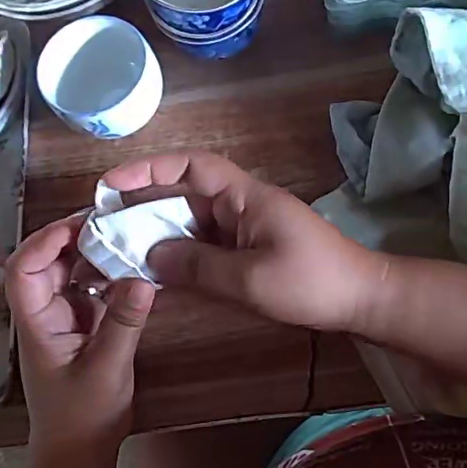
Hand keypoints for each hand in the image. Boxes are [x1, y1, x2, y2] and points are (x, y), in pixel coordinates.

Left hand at [5, 214, 153, 454]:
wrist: (78, 453)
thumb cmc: (83, 417)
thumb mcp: (107, 369)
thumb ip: (123, 323)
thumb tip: (143, 278)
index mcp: (36, 322)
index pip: (23, 269)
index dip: (45, 241)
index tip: (83, 224)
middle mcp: (44, 313)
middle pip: (46, 263)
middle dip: (74, 237)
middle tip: (115, 221)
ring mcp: (62, 318)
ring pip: (68, 273)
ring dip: (93, 254)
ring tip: (127, 237)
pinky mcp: (82, 325)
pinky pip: (90, 289)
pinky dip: (108, 275)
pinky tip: (133, 268)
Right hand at [103, 152, 383, 331]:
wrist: (360, 300)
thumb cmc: (311, 282)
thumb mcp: (250, 280)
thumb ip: (198, 266)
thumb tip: (151, 256)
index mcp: (246, 196)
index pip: (191, 166)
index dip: (149, 169)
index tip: (112, 183)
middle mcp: (242, 206)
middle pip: (184, 195)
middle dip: (144, 207)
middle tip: (106, 225)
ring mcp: (245, 229)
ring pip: (192, 223)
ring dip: (160, 234)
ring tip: (121, 251)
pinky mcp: (249, 251)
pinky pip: (206, 246)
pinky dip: (182, 256)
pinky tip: (159, 273)